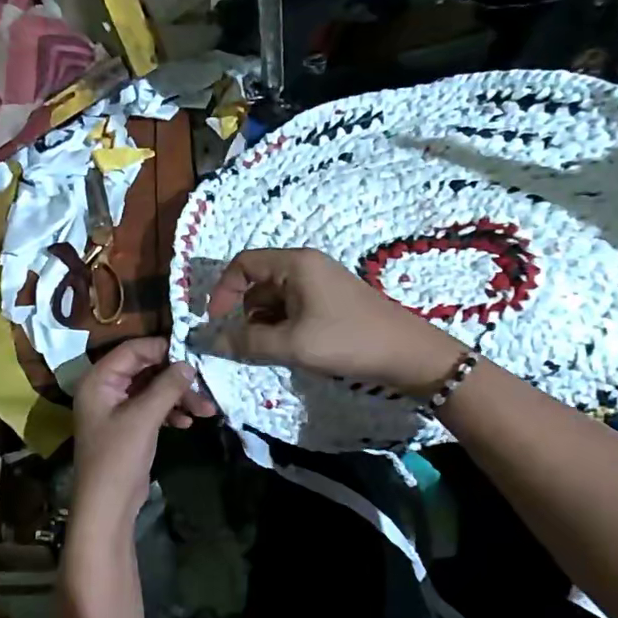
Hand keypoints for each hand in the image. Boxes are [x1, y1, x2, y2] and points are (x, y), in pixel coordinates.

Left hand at [72, 338, 216, 527]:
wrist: (107, 505)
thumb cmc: (119, 456)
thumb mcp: (144, 417)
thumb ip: (167, 387)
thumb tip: (188, 364)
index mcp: (99, 380)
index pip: (133, 350)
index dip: (163, 348)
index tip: (193, 353)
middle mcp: (105, 388)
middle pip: (145, 369)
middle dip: (175, 378)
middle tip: (204, 385)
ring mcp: (116, 408)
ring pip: (152, 389)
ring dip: (178, 397)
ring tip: (205, 409)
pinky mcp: (128, 425)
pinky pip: (152, 407)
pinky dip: (170, 411)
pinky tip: (188, 421)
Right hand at [205, 248, 466, 395]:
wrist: (406, 354)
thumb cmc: (347, 341)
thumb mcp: (291, 344)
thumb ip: (247, 341)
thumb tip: (211, 340)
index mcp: (295, 263)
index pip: (243, 263)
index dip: (224, 291)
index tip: (217, 323)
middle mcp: (306, 265)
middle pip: (257, 281)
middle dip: (246, 313)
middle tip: (250, 344)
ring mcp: (319, 281)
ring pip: (274, 298)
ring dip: (265, 323)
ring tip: (276, 350)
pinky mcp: (329, 299)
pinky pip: (292, 306)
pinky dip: (283, 326)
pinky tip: (292, 348)